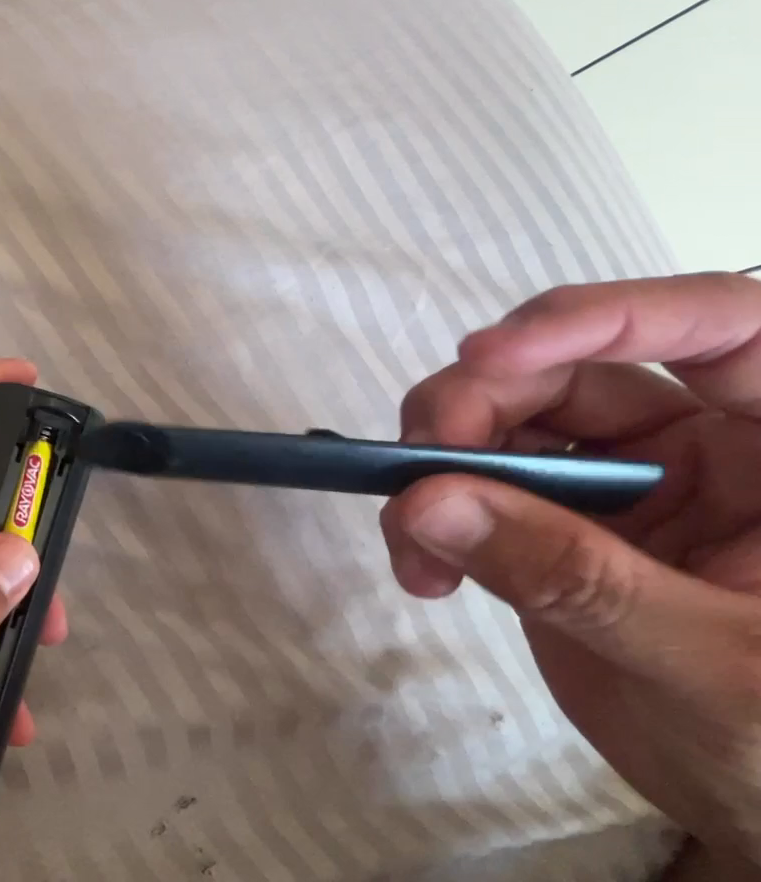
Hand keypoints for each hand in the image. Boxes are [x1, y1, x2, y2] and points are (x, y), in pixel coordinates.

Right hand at [379, 273, 760, 864]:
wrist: (759, 818)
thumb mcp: (709, 668)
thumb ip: (575, 578)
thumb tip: (426, 501)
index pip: (726, 329)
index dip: (608, 318)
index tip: (490, 355)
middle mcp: (710, 449)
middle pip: (570, 373)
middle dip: (475, 406)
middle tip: (416, 464)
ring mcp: (624, 484)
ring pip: (500, 422)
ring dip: (432, 466)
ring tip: (410, 540)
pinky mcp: (553, 521)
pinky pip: (466, 486)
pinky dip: (424, 516)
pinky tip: (418, 569)